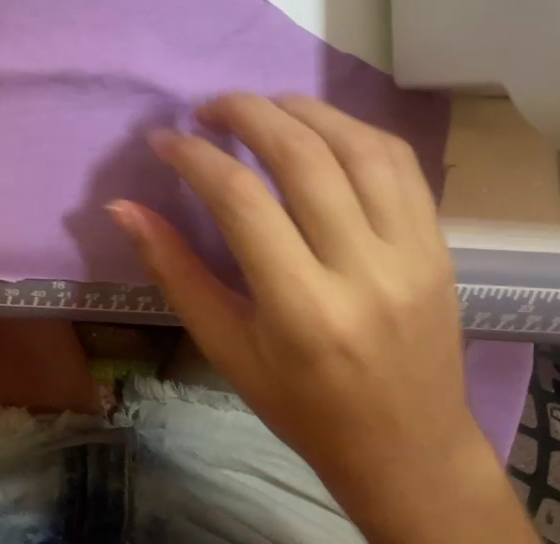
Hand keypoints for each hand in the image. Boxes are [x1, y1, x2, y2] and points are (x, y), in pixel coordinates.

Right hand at [109, 94, 532, 543]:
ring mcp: (413, 254)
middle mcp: (364, 272)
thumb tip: (120, 206)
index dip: (193, 156)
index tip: (163, 140)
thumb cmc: (302, 405)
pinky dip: (351, 128)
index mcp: (303, 309)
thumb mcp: (224, 346)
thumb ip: (173, 269)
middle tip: (206, 109)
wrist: (409, 451)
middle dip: (244, 113)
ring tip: (259, 108)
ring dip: (300, 110)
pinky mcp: (439, 245)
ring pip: (357, 146)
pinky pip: (399, 162)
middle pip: (302, 156)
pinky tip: (316, 128)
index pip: (241, 199)